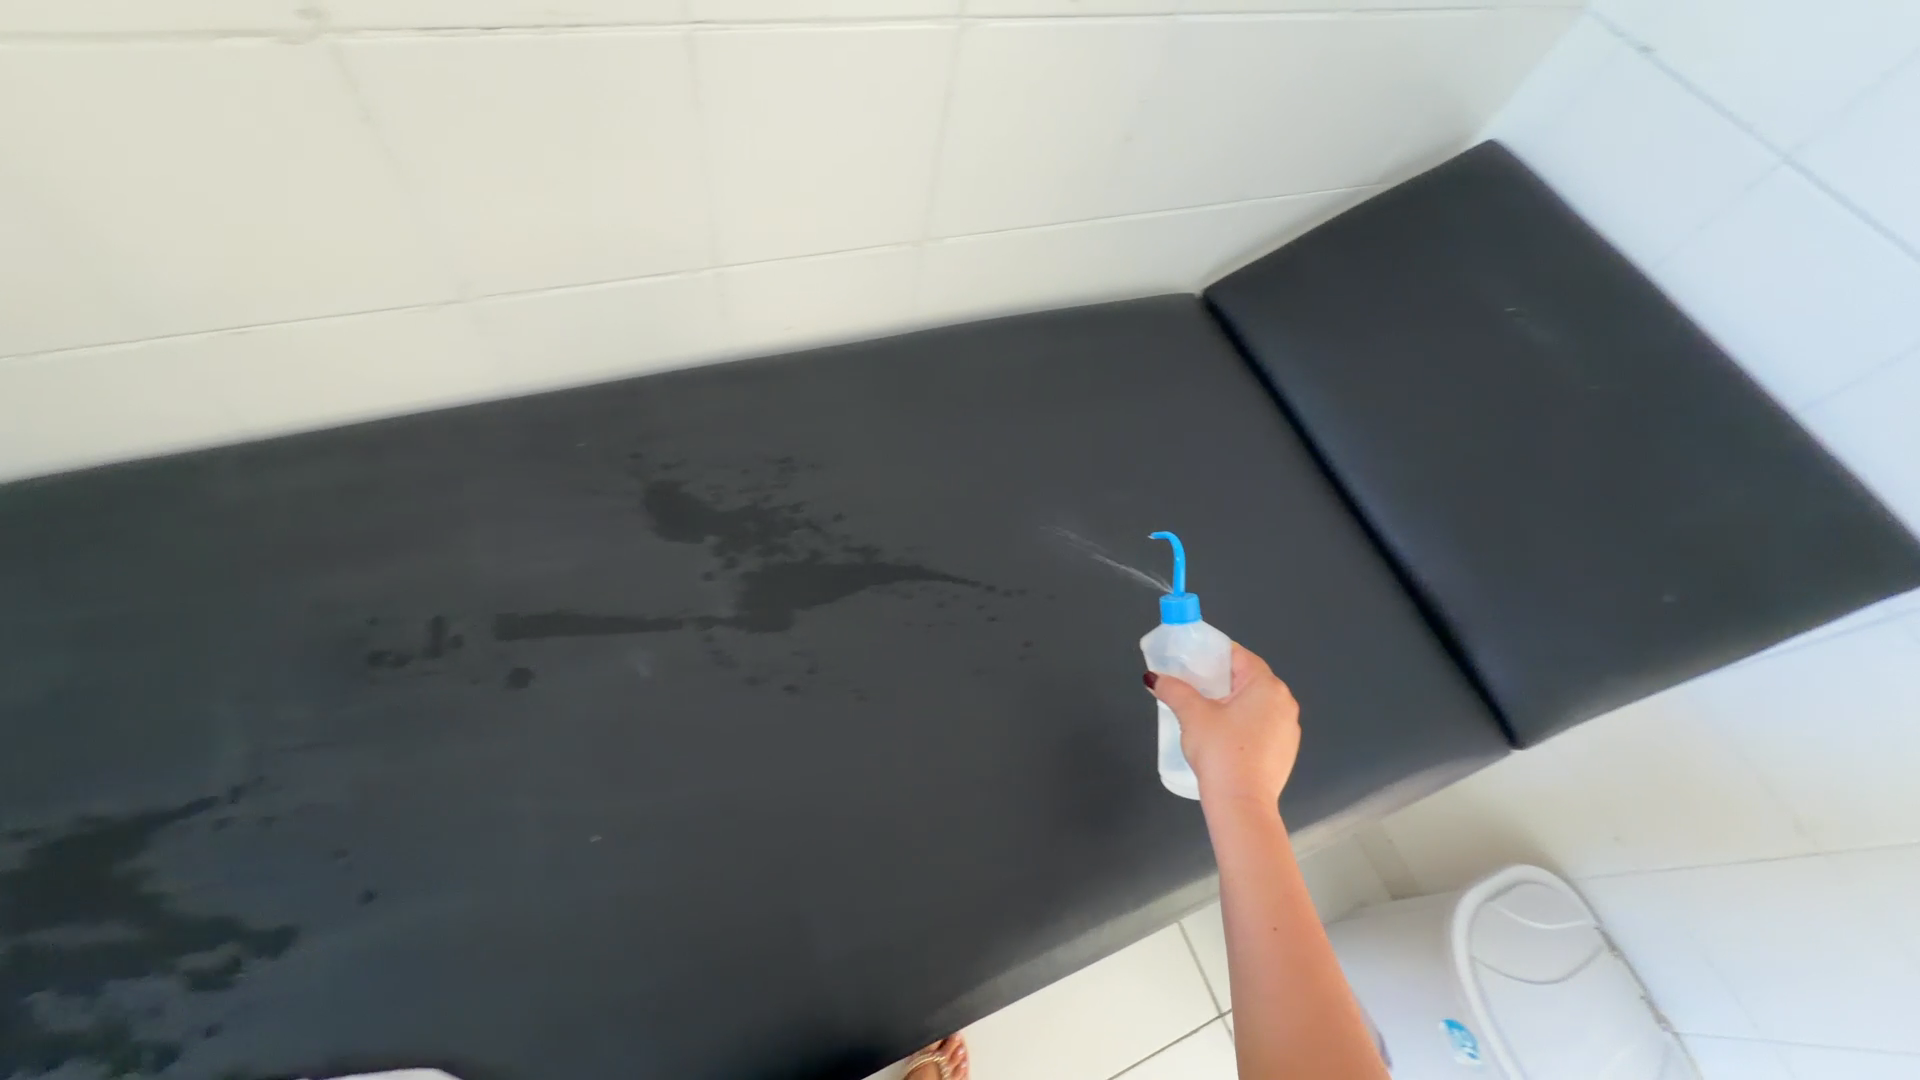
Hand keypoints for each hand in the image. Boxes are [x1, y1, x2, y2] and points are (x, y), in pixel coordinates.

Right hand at [1148, 644, 1299, 809]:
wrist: (1241, 803)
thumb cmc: (1220, 750)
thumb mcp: (1191, 714)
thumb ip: (1173, 690)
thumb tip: (1153, 678)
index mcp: (1267, 686)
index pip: (1239, 656)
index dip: (1213, 654)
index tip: (1192, 660)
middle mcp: (1285, 702)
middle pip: (1248, 679)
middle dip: (1221, 679)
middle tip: (1192, 685)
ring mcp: (1289, 729)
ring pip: (1256, 704)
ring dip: (1233, 703)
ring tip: (1205, 711)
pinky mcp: (1286, 751)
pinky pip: (1263, 725)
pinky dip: (1244, 723)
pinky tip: (1224, 737)